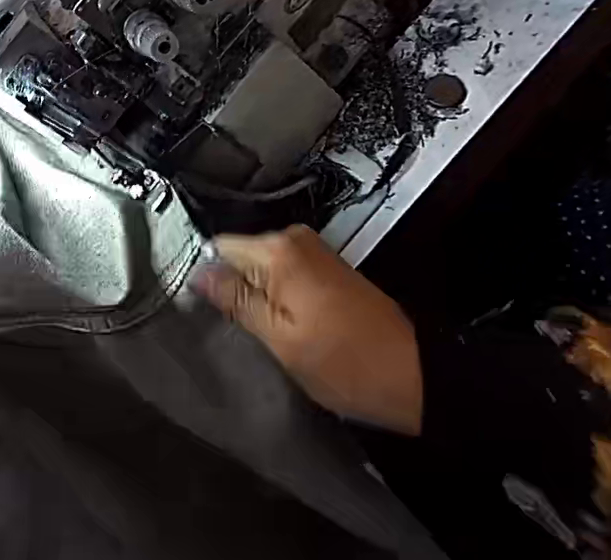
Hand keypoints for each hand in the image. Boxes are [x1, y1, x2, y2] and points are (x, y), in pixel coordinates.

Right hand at [197, 225, 424, 435]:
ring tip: (263, 328)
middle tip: (240, 327)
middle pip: (239, 255)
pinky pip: (281, 270)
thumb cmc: (343, 362)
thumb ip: (236, 301)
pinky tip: (284, 322)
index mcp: (277, 250)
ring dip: (256, 294)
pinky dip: (276, 293)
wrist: (413, 373)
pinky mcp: (324, 263)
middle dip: (234, 287)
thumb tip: (197, 273)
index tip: (211, 311)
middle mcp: (292, 237)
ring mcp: (311, 248)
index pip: (218, 248)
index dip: (209, 278)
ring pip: (259, 264)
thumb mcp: (280, 339)